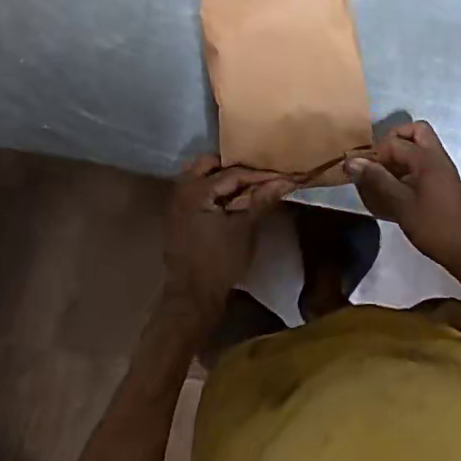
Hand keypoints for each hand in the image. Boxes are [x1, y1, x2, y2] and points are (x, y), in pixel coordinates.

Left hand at [163, 155, 294, 318]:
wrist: (192, 296)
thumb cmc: (220, 261)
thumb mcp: (244, 228)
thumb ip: (261, 200)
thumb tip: (284, 180)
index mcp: (196, 190)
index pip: (232, 173)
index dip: (258, 174)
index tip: (280, 175)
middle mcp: (182, 189)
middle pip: (210, 164)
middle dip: (234, 167)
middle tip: (258, 176)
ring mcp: (176, 201)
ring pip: (200, 175)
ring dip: (221, 177)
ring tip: (245, 186)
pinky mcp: (178, 214)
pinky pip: (196, 189)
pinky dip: (212, 188)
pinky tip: (230, 198)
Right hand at [345, 121, 460, 276]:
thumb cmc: (433, 226)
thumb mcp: (400, 203)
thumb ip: (376, 179)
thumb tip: (351, 161)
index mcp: (427, 158)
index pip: (394, 142)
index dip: (375, 154)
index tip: (362, 171)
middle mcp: (437, 157)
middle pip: (415, 131)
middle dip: (393, 140)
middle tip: (379, 161)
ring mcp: (443, 169)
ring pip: (421, 145)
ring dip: (402, 153)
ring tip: (385, 175)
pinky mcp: (444, 182)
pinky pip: (424, 161)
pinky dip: (409, 166)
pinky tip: (397, 188)